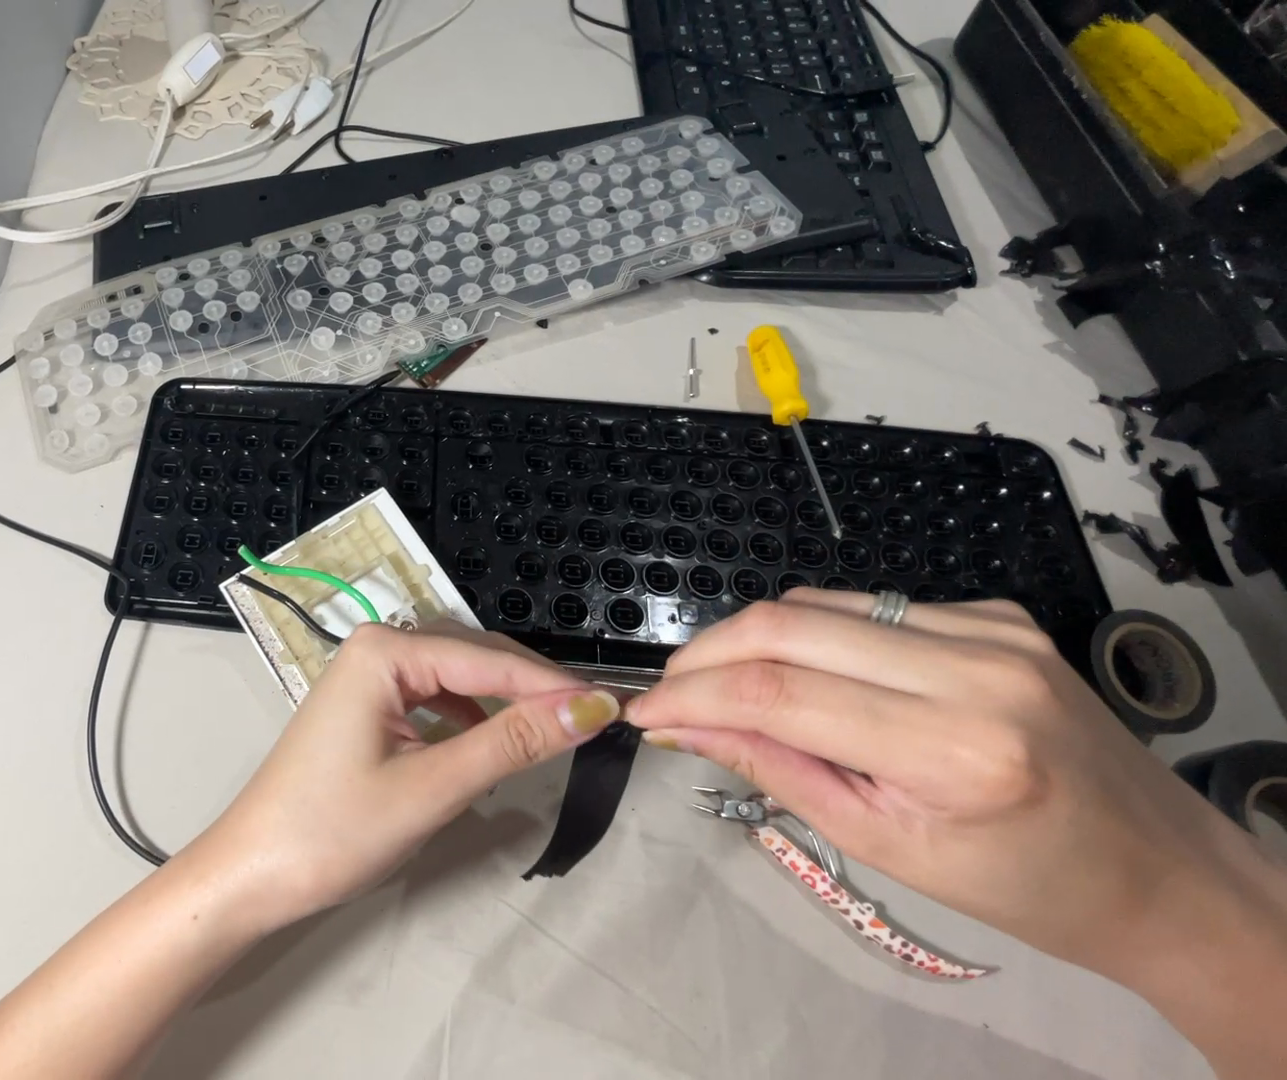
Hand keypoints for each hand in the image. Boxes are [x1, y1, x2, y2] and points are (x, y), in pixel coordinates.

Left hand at [181, 621, 619, 932]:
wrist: (252, 873)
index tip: (614, 707)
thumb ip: (510, 743)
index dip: (552, 686)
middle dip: (530, 690)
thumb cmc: (333, 829)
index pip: (488, 660)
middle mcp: (375, 648)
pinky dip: (469, 718)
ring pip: (455, 679)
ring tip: (552, 732)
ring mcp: (367, 677)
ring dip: (502, 704)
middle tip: (593, 722)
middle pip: (473, 659)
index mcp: (384, 652)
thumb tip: (587, 708)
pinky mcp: (366, 707)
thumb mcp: (432, 786)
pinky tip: (489, 740)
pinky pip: (432, 699)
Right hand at [624, 589, 1286, 1076]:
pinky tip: (806, 674)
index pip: (779, 694)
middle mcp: (977, 667)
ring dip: (748, 639)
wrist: (1163, 871)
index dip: (692, 695)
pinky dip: (807, 633)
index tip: (644, 712)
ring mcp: (991, 626)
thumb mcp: (881, 844)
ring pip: (815, 601)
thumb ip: (774, 768)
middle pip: (787, 624)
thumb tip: (681, 726)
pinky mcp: (993, 611)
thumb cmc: (1019, 885)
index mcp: (955, 749)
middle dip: (704, 654)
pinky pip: (863, 605)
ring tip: (723, 685)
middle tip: (670, 692)